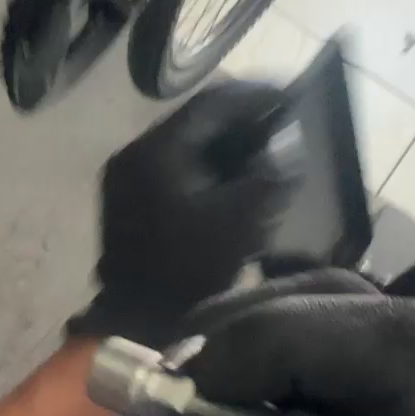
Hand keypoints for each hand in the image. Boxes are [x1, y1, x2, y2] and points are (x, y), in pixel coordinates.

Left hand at [68, 80, 295, 346]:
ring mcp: (123, 179)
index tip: (291, 92)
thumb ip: (272, 171)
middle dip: (239, 118)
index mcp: (156, 152)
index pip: (211, 103)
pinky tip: (229, 177)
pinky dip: (201, 166)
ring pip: (180, 145)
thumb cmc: (193, 270)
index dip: (256, 94)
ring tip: (261, 147)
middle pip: (192, 121)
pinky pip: (169, 168)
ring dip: (220, 143)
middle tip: (280, 120)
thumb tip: (288, 140)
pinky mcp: (124, 202)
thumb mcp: (245, 219)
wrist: (138, 323)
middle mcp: (132, 156)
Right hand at [128, 270, 414, 415]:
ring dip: (252, 326)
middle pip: (361, 305)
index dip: (285, 340)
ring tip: (192, 379)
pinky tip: (233, 384)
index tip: (192, 385)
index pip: (397, 347)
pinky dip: (269, 340)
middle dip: (250, 327)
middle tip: (173, 376)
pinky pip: (339, 328)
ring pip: (344, 302)